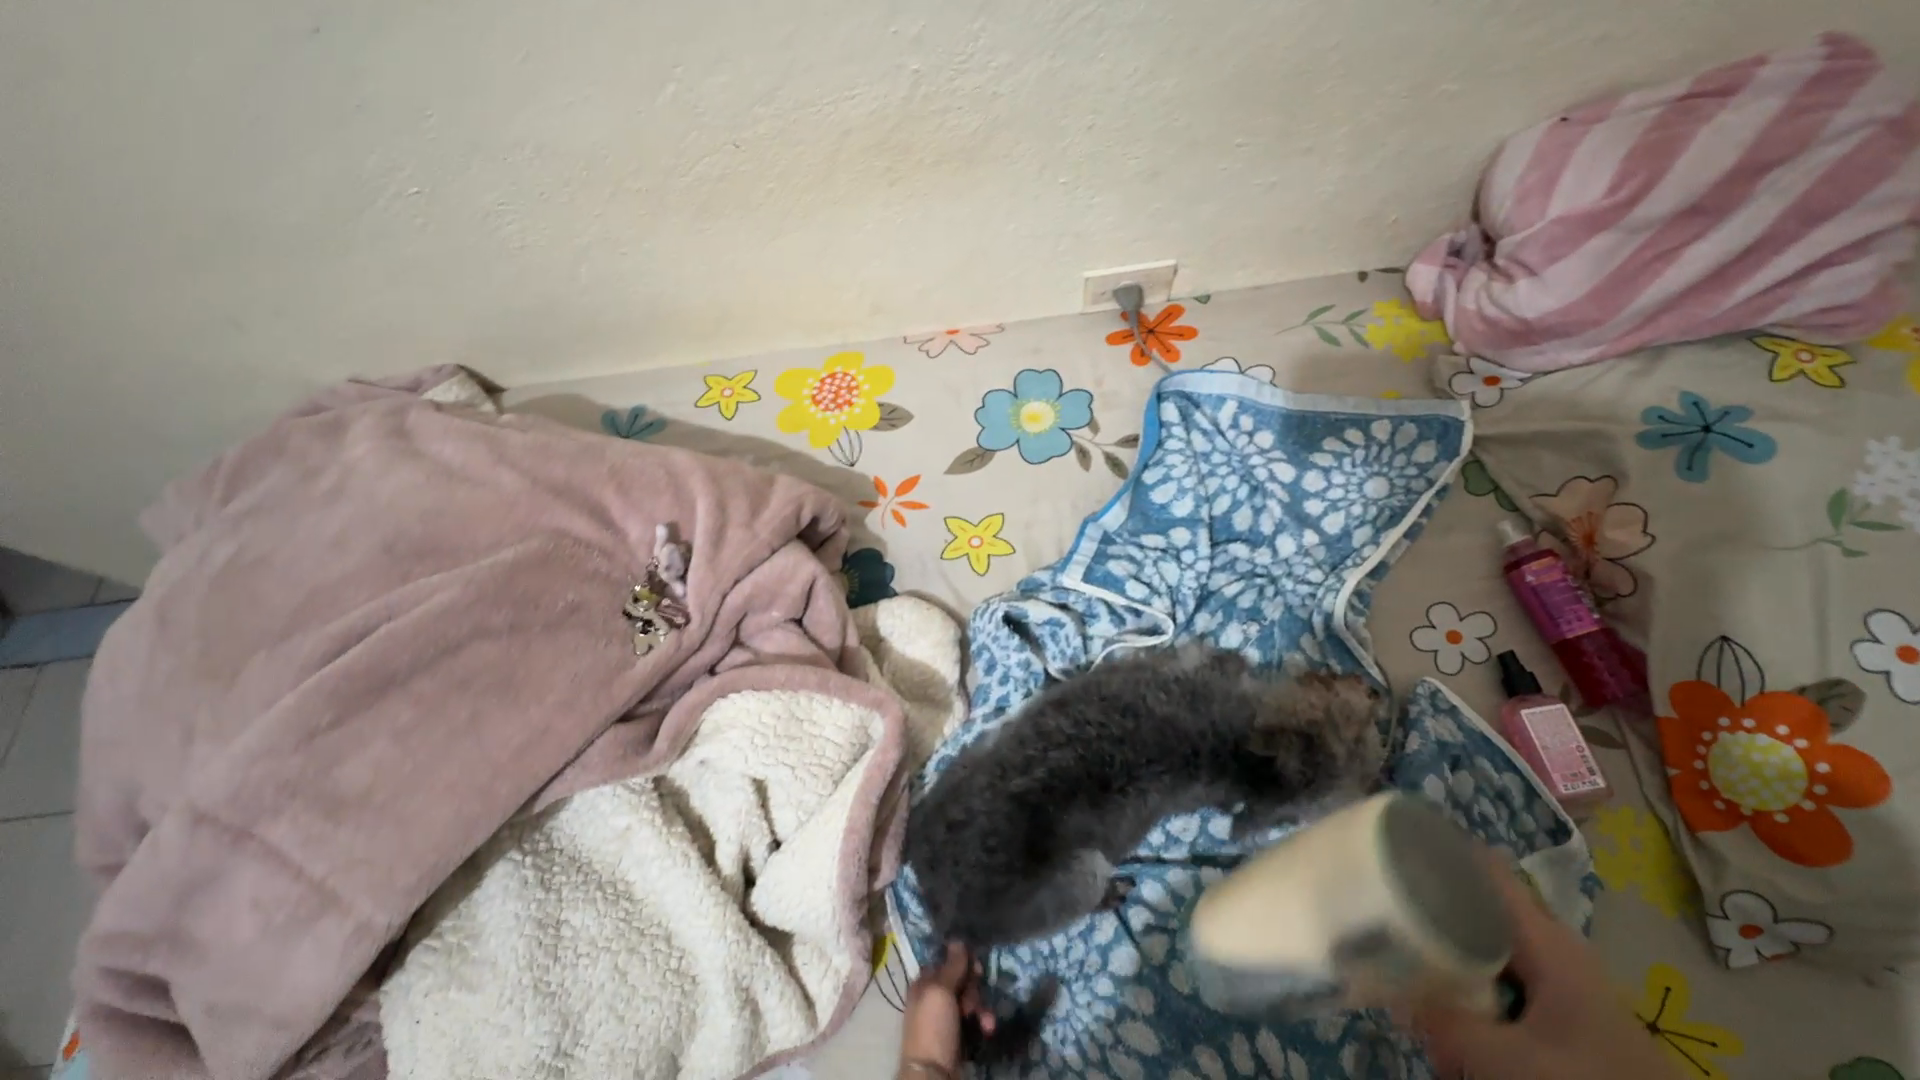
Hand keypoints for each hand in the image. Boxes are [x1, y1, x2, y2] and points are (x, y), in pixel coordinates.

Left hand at [900, 943, 988, 1074]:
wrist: (933, 1074)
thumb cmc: (933, 1027)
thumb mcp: (940, 991)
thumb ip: (952, 966)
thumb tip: (957, 939)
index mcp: (924, 983)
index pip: (946, 962)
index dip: (962, 962)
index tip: (975, 966)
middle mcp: (934, 997)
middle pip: (961, 980)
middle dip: (973, 988)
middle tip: (973, 999)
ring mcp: (946, 1017)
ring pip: (971, 1000)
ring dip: (981, 1007)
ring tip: (984, 1020)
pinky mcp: (959, 1034)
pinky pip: (975, 1020)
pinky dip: (983, 1022)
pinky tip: (987, 1028)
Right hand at [1408, 864, 1682, 1079]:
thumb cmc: (1589, 1077)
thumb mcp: (1510, 1060)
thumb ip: (1447, 1024)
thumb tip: (1395, 997)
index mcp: (1545, 938)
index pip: (1487, 870)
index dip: (1441, 852)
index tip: (1394, 848)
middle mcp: (1552, 947)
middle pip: (1479, 909)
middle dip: (1433, 913)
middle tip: (1387, 917)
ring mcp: (1560, 978)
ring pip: (1487, 950)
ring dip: (1450, 962)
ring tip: (1412, 972)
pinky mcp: (1563, 1009)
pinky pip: (1504, 982)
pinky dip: (1473, 990)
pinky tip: (1453, 1014)